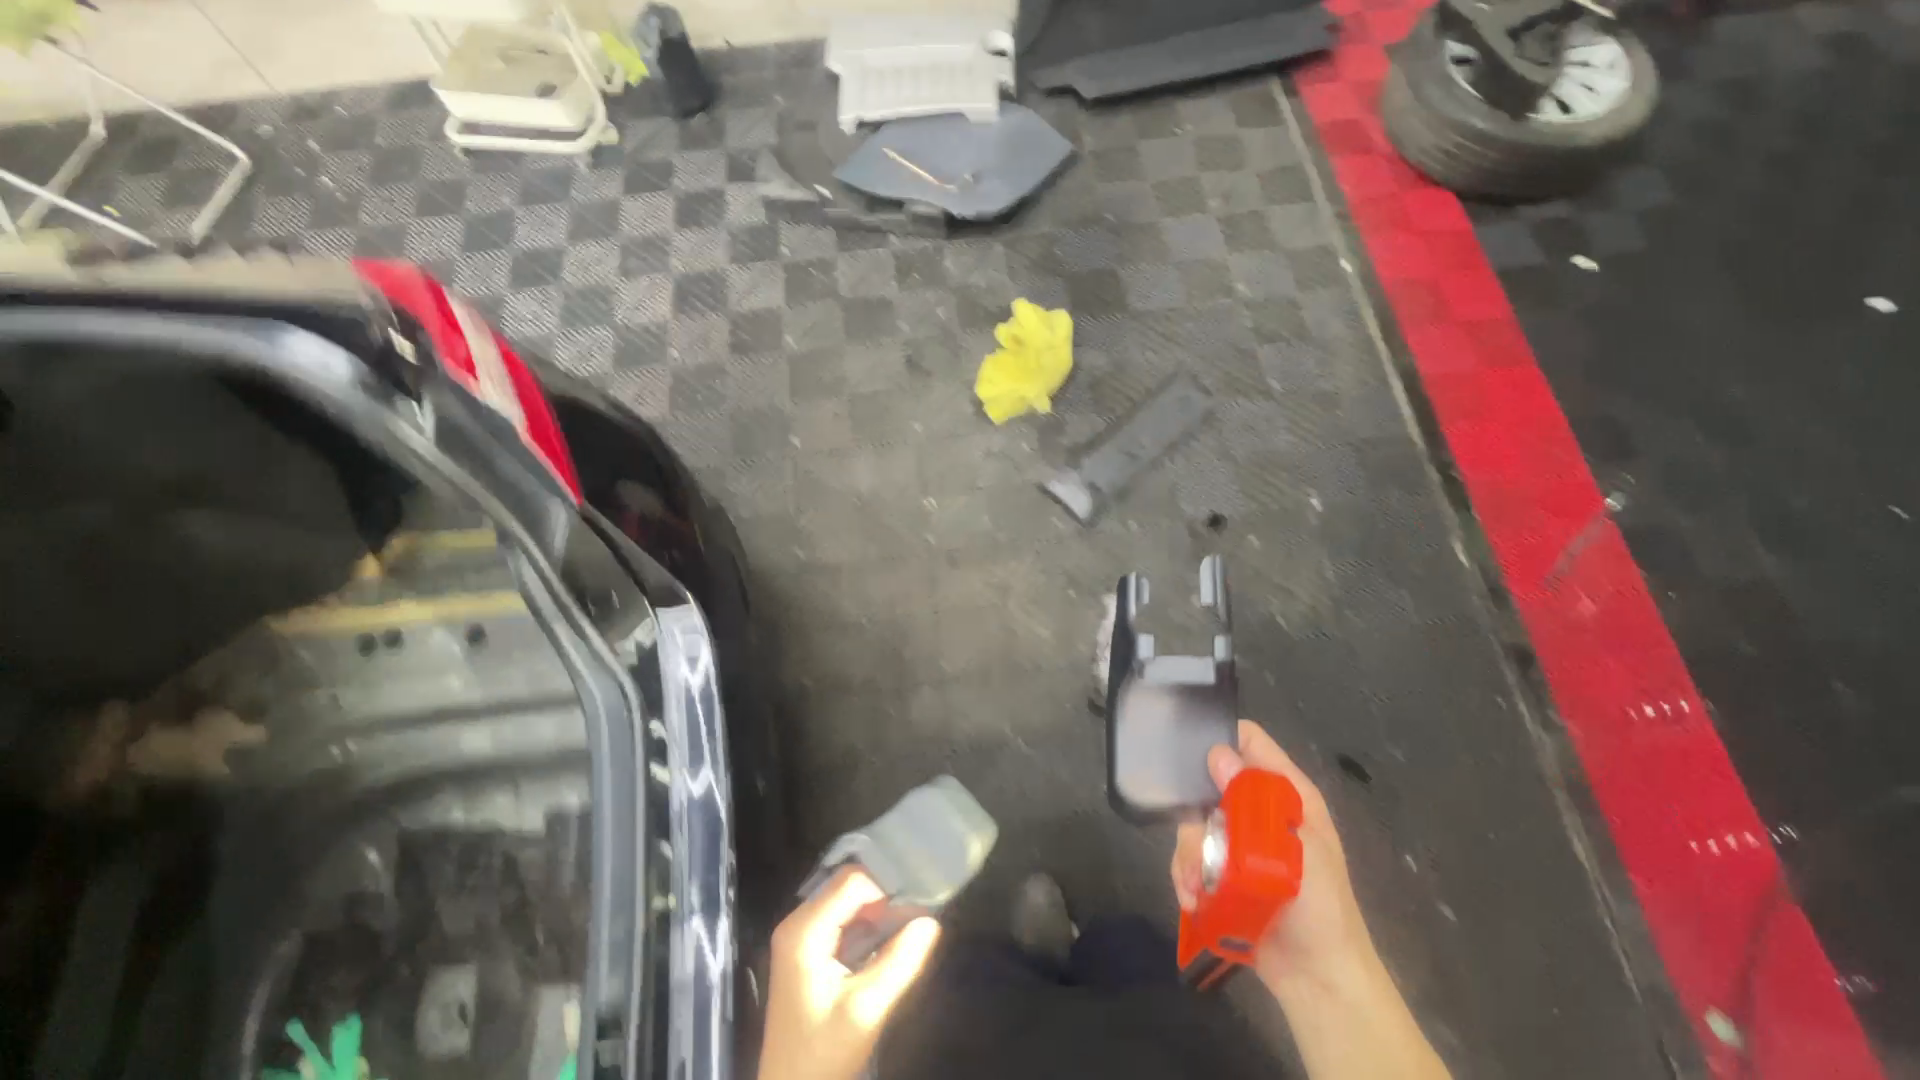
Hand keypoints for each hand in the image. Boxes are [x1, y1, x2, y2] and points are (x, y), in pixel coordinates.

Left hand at [757, 868, 940, 1079]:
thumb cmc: (823, 1052)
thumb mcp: (867, 1008)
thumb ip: (900, 961)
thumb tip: (932, 921)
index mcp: (804, 930)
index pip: (851, 881)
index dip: (887, 887)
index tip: (920, 904)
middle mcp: (797, 923)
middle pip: (847, 887)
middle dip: (884, 897)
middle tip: (920, 915)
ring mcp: (800, 938)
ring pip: (847, 903)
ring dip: (878, 912)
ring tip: (912, 925)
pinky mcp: (808, 953)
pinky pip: (842, 923)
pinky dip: (868, 926)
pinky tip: (891, 941)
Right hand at [1171, 720, 1376, 996]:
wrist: (1317, 977)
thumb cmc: (1321, 906)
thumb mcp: (1297, 847)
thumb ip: (1256, 798)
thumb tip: (1217, 753)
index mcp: (1288, 796)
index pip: (1251, 743)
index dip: (1222, 739)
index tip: (1191, 750)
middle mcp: (1259, 813)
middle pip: (1209, 785)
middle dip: (1196, 814)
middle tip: (1198, 842)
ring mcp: (1238, 845)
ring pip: (1194, 827)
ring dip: (1189, 856)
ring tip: (1196, 885)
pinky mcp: (1221, 876)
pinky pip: (1189, 861)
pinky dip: (1186, 879)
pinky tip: (1194, 899)